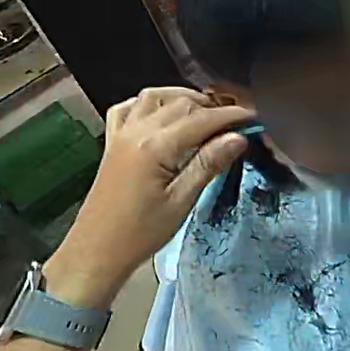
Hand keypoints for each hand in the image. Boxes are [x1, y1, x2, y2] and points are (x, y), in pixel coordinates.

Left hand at [45, 88, 252, 307]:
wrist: (95, 254)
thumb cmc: (141, 233)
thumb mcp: (181, 202)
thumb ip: (209, 164)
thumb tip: (238, 137)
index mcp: (156, 146)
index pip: (202, 119)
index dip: (231, 115)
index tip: (254, 117)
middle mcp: (137, 131)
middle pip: (182, 103)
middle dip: (212, 107)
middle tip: (235, 122)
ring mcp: (122, 133)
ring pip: (155, 96)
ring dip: (182, 98)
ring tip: (204, 113)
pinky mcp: (112, 142)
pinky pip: (128, 107)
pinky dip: (149, 103)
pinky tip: (163, 114)